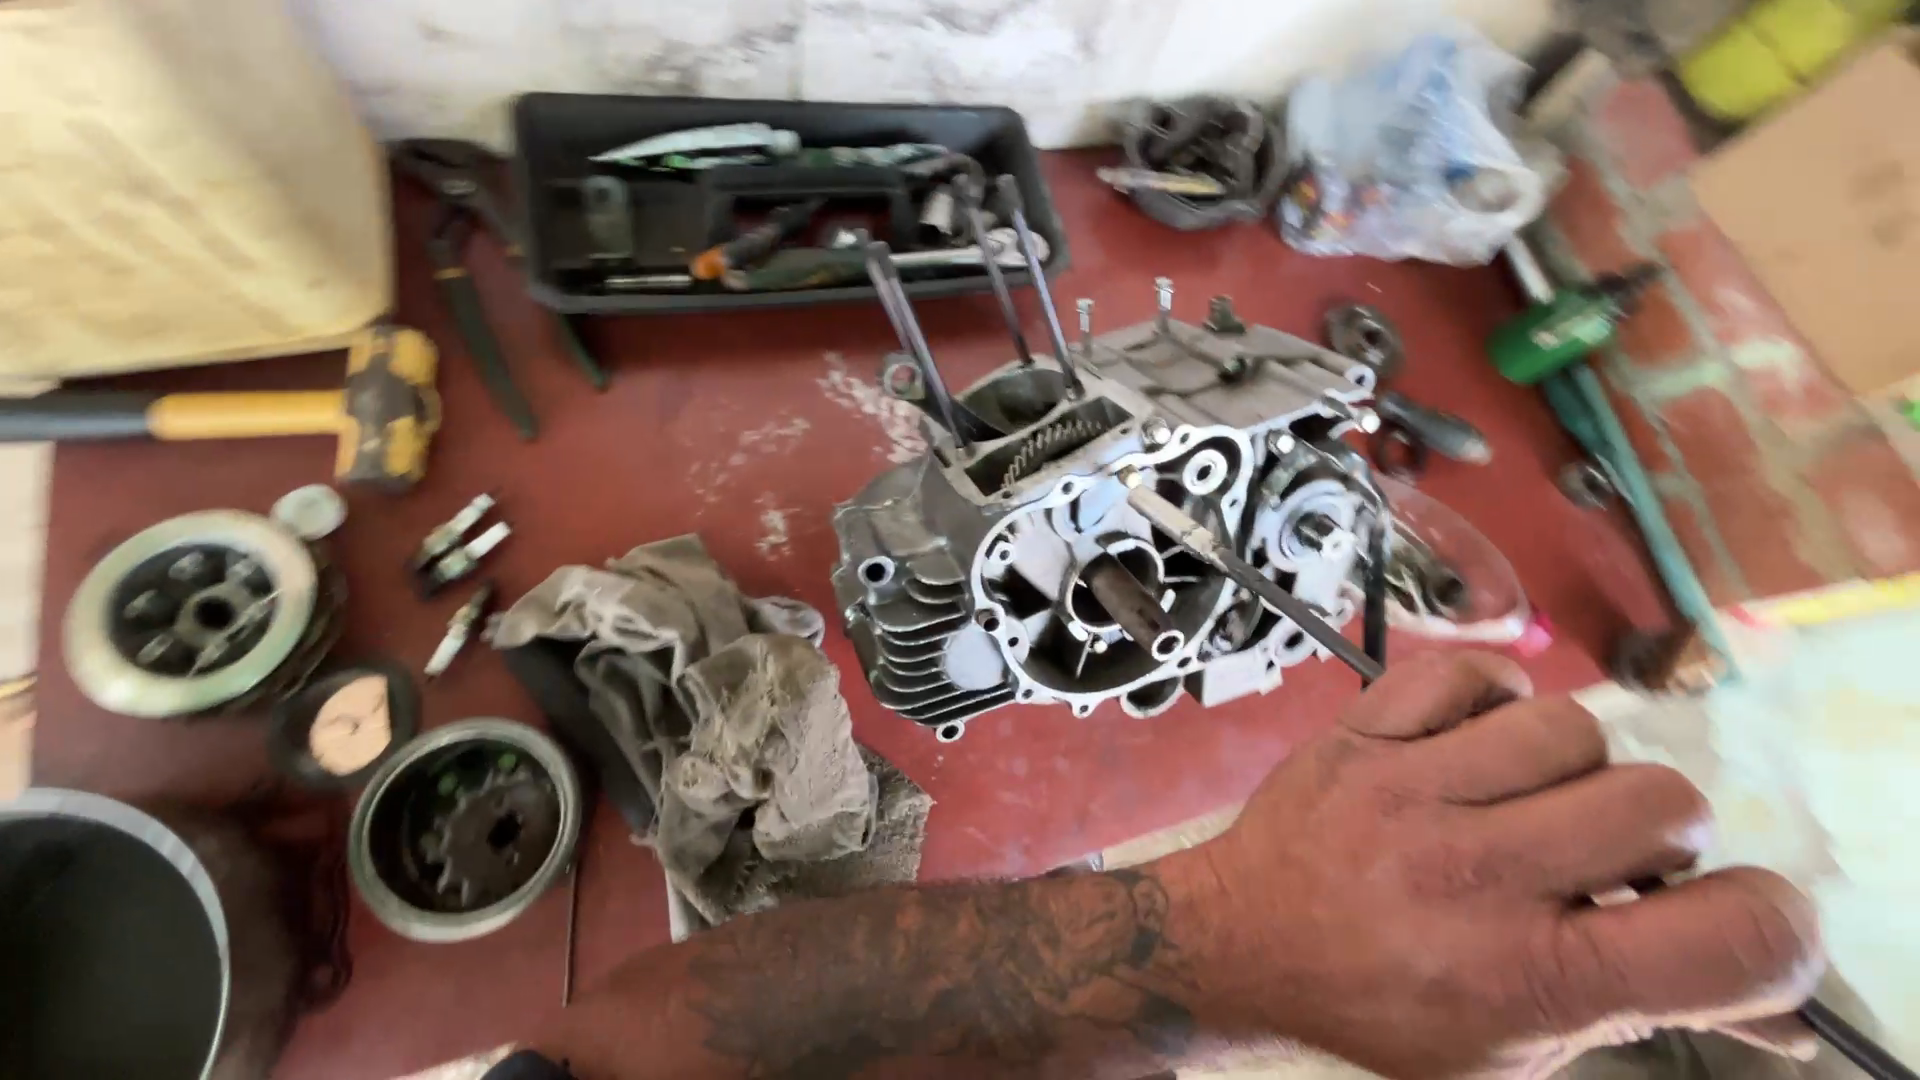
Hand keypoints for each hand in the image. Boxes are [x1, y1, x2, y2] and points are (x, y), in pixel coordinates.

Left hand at [1172, 651, 1823, 1078]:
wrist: (1243, 939)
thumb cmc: (1375, 1000)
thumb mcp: (1510, 1046)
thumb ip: (1633, 1007)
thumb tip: (1776, 995)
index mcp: (1531, 974)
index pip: (1730, 936)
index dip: (1771, 925)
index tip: (1734, 913)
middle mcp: (1474, 870)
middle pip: (1658, 802)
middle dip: (1661, 829)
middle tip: (1602, 847)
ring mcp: (1407, 790)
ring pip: (1566, 727)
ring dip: (1572, 762)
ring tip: (1527, 792)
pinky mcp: (1357, 735)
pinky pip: (1460, 674)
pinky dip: (1487, 693)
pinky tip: (1475, 732)